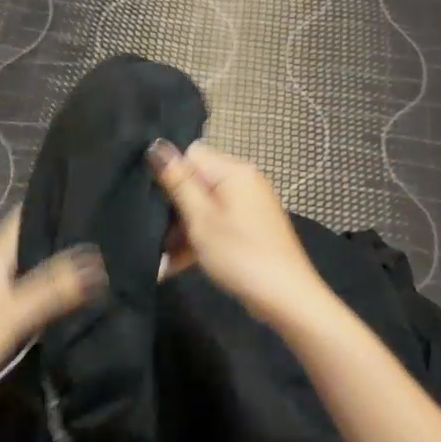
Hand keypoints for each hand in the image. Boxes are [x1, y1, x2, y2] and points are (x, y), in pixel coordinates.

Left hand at [0, 208, 103, 406]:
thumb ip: (55, 287)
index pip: (23, 214)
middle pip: (21, 238)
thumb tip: (96, 262)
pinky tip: (50, 297)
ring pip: (16, 263)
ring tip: (82, 264)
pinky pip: (11, 284)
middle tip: (94, 235)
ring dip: (43, 262)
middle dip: (53, 236)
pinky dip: (31, 285)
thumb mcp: (16, 312)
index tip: (86, 202)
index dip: (51, 206)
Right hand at [147, 140, 326, 320]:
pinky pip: (218, 224)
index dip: (170, 176)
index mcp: (234, 171)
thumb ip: (178, 182)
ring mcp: (249, 206)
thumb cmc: (239, 255)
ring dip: (183, 230)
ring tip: (163, 260)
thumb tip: (155, 145)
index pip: (191, 155)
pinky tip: (176, 265)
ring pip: (205, 208)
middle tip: (156, 236)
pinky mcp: (251, 228)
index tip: (155, 203)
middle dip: (174, 209)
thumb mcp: (201, 219)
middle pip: (197, 182)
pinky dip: (200, 240)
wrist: (284, 296)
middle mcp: (244, 181)